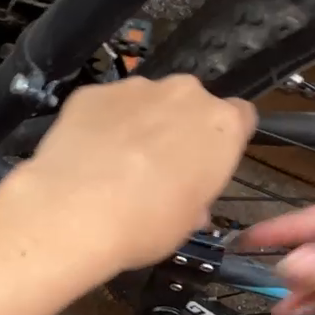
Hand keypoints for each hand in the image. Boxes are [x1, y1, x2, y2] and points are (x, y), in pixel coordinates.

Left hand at [4, 75, 255, 276]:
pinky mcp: (91, 93)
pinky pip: (102, 108)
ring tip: (110, 170)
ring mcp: (135, 88)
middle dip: (174, 133)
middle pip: (187, 107)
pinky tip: (83, 160)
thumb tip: (190, 203)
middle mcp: (184, 93)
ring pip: (143, 105)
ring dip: (135, 128)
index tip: (202, 168)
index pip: (239, 118)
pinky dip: (96, 128)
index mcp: (221, 126)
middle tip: (152, 175)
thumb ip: (194, 201)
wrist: (74, 216)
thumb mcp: (184, 226)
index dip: (220, 145)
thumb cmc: (143, 227)